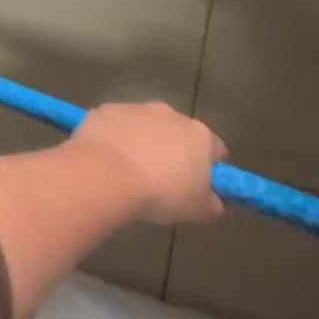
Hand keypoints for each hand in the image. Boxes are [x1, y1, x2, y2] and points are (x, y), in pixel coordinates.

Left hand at [68, 102, 225, 224]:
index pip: (213, 148)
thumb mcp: (201, 211)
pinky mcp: (104, 109)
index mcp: (198, 134)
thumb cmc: (161, 193)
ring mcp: (133, 107)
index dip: (207, 167)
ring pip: (143, 124)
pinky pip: (115, 124)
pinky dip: (114, 136)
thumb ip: (214, 201)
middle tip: (161, 177)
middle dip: (172, 149)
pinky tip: (107, 157)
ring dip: (141, 140)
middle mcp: (168, 113)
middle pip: (177, 132)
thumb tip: (214, 197)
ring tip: (129, 168)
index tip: (196, 184)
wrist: (106, 174)